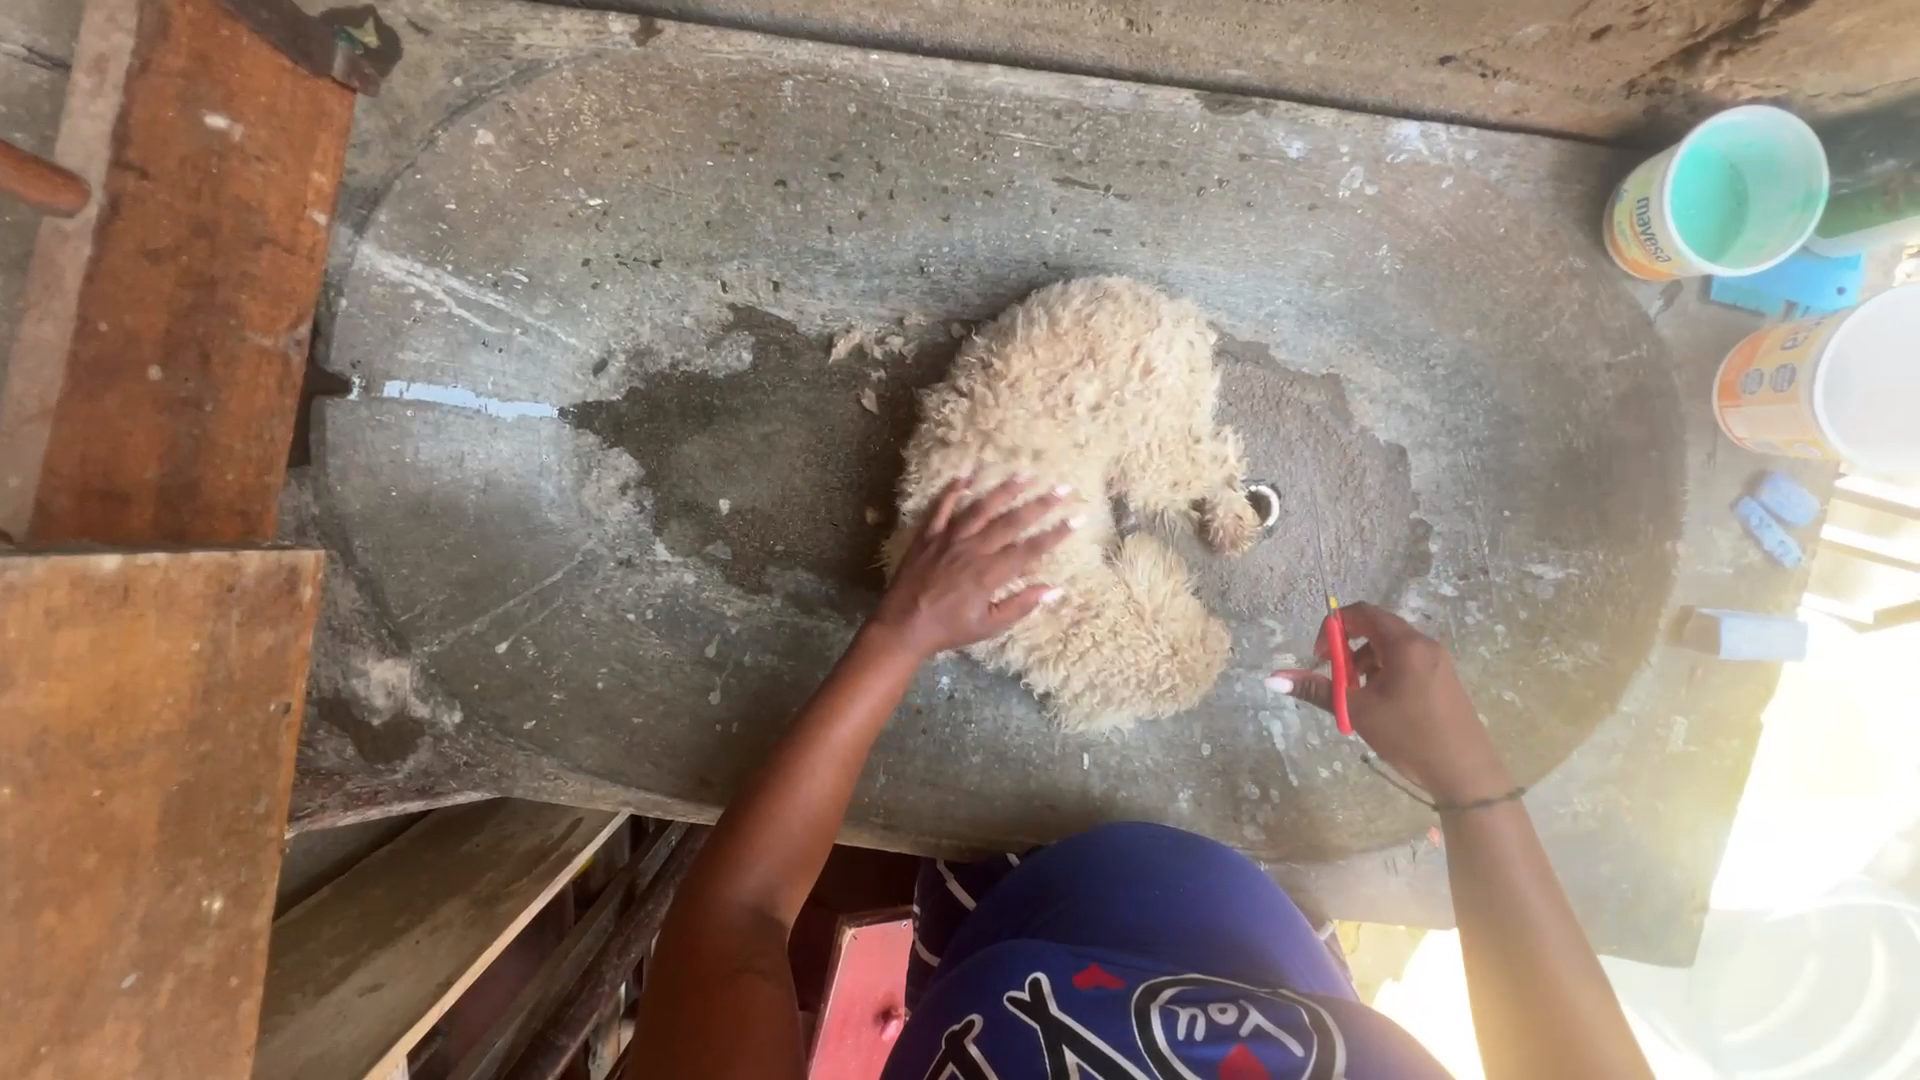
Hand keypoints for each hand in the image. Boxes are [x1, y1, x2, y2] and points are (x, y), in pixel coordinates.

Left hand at [869, 476, 1075, 658]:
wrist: (902, 625)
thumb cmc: (949, 629)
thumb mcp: (989, 625)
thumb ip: (1021, 605)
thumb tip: (1054, 589)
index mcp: (990, 574)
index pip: (1031, 549)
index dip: (1056, 533)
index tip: (1077, 517)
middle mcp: (972, 550)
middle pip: (1011, 521)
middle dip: (1040, 504)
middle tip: (1062, 488)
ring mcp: (949, 539)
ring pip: (981, 508)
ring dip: (1004, 490)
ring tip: (1024, 475)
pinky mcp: (928, 536)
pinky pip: (942, 507)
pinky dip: (954, 489)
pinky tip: (967, 472)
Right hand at [1268, 602, 1511, 802]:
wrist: (1466, 774)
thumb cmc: (1408, 736)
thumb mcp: (1357, 710)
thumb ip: (1316, 689)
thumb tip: (1273, 678)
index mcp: (1404, 645)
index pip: (1363, 612)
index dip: (1334, 627)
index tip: (1320, 656)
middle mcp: (1424, 644)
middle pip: (1376, 627)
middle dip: (1347, 646)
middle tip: (1335, 675)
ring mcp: (1437, 661)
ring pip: (1390, 646)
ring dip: (1364, 661)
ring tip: (1356, 694)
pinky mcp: (1443, 678)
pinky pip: (1406, 660)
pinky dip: (1384, 670)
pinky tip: (1380, 702)